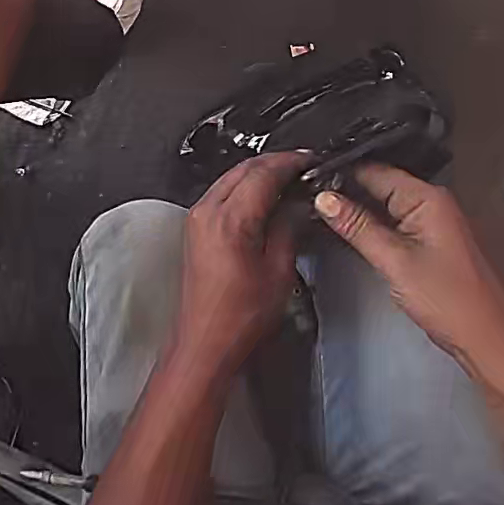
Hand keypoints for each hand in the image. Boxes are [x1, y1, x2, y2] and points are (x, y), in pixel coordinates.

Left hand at [177, 152, 309, 367]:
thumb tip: (297, 205)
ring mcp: (197, 220)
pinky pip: (222, 192)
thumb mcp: (278, 271)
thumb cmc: (236, 319)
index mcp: (230, 221)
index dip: (290, 162)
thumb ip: (288, 228)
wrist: (205, 343)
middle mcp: (208, 214)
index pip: (263, 173)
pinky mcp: (195, 229)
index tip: (308, 161)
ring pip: (231, 176)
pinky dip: (244, 186)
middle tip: (301, 166)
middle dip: (275, 162)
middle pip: (244, 168)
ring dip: (259, 172)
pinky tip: (263, 196)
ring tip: (286, 179)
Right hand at [314, 164, 503, 362]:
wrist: (485, 338)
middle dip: (346, 190)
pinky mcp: (428, 240)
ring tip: (319, 209)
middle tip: (308, 195)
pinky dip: (372, 225)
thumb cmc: (447, 299)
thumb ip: (357, 226)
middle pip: (380, 185)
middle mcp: (431, 201)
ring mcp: (430, 221)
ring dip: (358, 209)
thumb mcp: (394, 261)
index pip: (376, 171)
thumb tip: (324, 198)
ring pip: (385, 205)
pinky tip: (349, 230)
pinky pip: (394, 222)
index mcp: (427, 197)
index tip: (308, 178)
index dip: (342, 173)